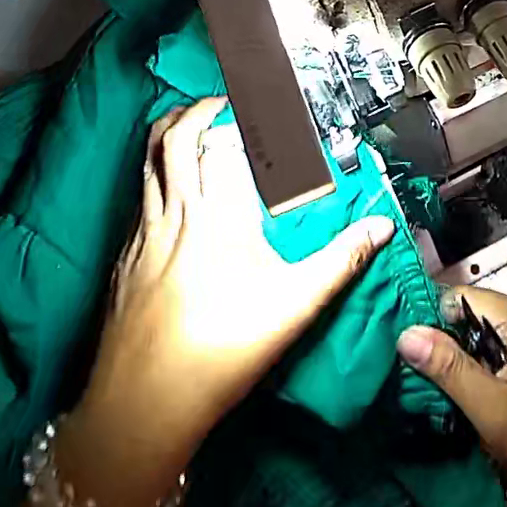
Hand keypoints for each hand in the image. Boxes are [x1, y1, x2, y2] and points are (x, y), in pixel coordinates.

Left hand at [78, 97, 394, 449]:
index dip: (245, 114)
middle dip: (199, 109)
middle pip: (174, 137)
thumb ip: (343, 259)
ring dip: (170, 132)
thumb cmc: (222, 350)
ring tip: (194, 125)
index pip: (226, 143)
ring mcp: (143, 234)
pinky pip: (139, 196)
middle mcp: (175, 214)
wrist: (139, 408)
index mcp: (218, 216)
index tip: (262, 97)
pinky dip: (157, 173)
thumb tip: (382, 226)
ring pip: (148, 162)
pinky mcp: (124, 258)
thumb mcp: (296, 304)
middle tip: (222, 103)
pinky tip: (177, 194)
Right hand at [396, 287, 506, 506]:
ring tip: (422, 373)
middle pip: (472, 312)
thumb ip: (450, 369)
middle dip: (441, 335)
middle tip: (406, 359)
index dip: (431, 315)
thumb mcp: (492, 409)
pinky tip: (452, 384)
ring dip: (454, 352)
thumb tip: (406, 334)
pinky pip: (492, 347)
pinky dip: (472, 363)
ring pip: (479, 331)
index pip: (465, 296)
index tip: (399, 336)